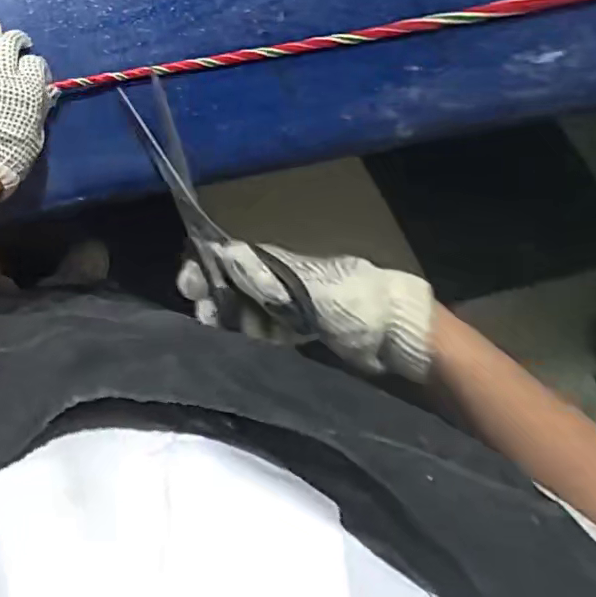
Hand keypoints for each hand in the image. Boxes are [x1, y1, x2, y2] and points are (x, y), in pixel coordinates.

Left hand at [0, 20, 52, 195]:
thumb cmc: (15, 150)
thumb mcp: (37, 128)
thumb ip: (40, 106)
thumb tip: (48, 91)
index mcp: (29, 87)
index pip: (35, 64)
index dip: (35, 66)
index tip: (33, 72)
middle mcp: (5, 77)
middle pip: (9, 47)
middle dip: (14, 39)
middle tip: (16, 40)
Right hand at [178, 243, 433, 381]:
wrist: (405, 342)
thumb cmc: (354, 305)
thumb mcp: (306, 285)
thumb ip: (261, 272)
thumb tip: (218, 252)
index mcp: (273, 260)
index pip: (222, 257)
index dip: (202, 268)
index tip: (190, 289)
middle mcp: (273, 277)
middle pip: (226, 282)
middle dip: (211, 299)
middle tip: (206, 319)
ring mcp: (284, 304)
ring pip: (239, 307)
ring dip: (228, 321)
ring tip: (226, 334)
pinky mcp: (294, 331)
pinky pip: (258, 328)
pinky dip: (248, 336)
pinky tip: (247, 344)